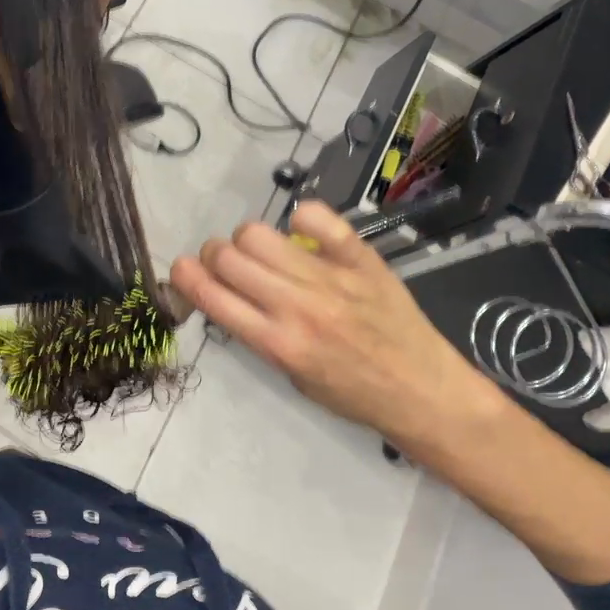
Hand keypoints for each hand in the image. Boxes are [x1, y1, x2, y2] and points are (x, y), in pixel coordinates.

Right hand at [170, 202, 503, 453]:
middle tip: (227, 266)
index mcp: (277, 343)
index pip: (209, 295)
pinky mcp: (360, 258)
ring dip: (248, 240)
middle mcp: (297, 307)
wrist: (425, 392)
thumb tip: (220, 292)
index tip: (184, 272)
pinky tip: (303, 236)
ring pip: (257, 233)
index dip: (184, 275)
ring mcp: (329, 278)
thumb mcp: (291, 376)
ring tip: (265, 253)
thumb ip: (255, 332)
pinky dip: (300, 219)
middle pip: (226, 255)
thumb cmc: (352, 393)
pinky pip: (315, 216)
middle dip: (214, 255)